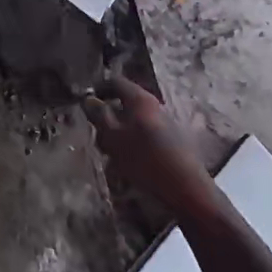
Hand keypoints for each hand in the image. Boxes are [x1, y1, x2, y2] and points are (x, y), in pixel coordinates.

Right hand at [83, 76, 222, 219]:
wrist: (186, 189)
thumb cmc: (144, 159)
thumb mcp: (113, 137)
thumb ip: (98, 115)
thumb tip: (88, 98)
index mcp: (141, 100)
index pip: (115, 82)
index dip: (98, 88)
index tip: (85, 102)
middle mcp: (156, 106)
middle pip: (125, 101)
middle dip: (107, 114)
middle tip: (95, 131)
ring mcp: (167, 123)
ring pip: (134, 119)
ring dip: (118, 130)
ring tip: (109, 150)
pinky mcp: (173, 141)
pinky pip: (145, 133)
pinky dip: (132, 140)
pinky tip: (128, 160)